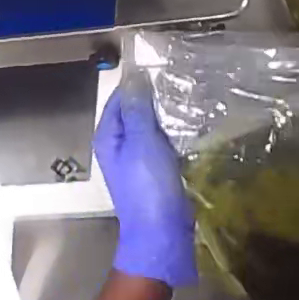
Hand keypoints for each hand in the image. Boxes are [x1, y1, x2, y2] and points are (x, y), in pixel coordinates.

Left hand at [95, 80, 197, 286]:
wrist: (162, 232)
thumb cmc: (148, 185)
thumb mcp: (141, 142)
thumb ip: (137, 109)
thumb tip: (134, 76)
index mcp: (108, 136)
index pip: (120, 97)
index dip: (138, 82)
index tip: (162, 68)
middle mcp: (119, 144)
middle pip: (135, 110)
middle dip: (154, 97)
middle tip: (180, 80)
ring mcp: (137, 157)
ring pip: (150, 125)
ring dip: (165, 114)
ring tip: (188, 97)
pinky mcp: (154, 167)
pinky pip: (162, 140)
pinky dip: (173, 131)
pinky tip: (190, 123)